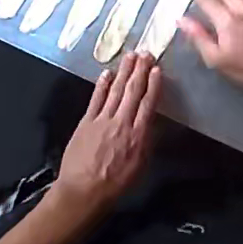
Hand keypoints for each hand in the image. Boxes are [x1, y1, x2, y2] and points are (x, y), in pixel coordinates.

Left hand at [51, 52, 160, 216]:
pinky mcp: (86, 121)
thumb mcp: (141, 165)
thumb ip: (146, 140)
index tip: (158, 69)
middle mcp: (122, 122)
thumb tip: (152, 122)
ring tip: (131, 56)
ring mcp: (102, 119)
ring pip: (115, 90)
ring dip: (124, 71)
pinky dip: (102, 84)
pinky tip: (107, 73)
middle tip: (146, 52)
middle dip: (140, 70)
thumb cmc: (116, 184)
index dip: (154, 84)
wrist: (84, 190)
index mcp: (138, 135)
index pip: (148, 103)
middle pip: (133, 91)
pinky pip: (96, 98)